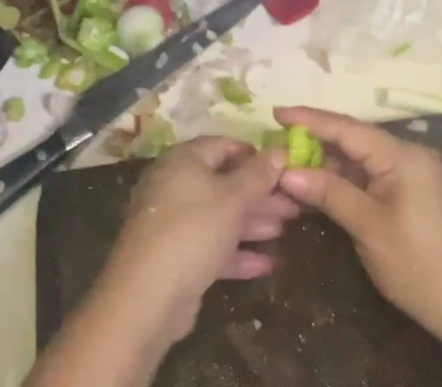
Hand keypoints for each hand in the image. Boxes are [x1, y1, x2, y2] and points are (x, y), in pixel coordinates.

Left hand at [96, 136, 300, 344]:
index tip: (282, 167)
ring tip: (286, 228)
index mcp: (183, 161)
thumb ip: (257, 174)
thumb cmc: (192, 230)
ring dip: (252, 222)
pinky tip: (267, 263)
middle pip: (223, 183)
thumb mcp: (232, 198)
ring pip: (219, 216)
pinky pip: (211, 246)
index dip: (254, 154)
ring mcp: (173, 222)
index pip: (222, 146)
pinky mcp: (177, 256)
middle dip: (259, 193)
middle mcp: (174, 185)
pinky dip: (236, 252)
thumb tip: (279, 150)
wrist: (147, 295)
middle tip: (293, 203)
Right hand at [274, 106, 441, 335]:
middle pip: (352, 140)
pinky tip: (314, 184)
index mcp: (402, 156)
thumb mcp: (367, 226)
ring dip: (325, 163)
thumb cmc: (417, 264)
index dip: (310, 119)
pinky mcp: (408, 195)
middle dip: (314, 140)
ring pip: (358, 160)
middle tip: (276, 141)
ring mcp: (410, 176)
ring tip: (287, 162)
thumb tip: (286, 172)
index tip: (276, 113)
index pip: (348, 128)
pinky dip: (341, 180)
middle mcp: (407, 157)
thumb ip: (328, 192)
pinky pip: (367, 177)